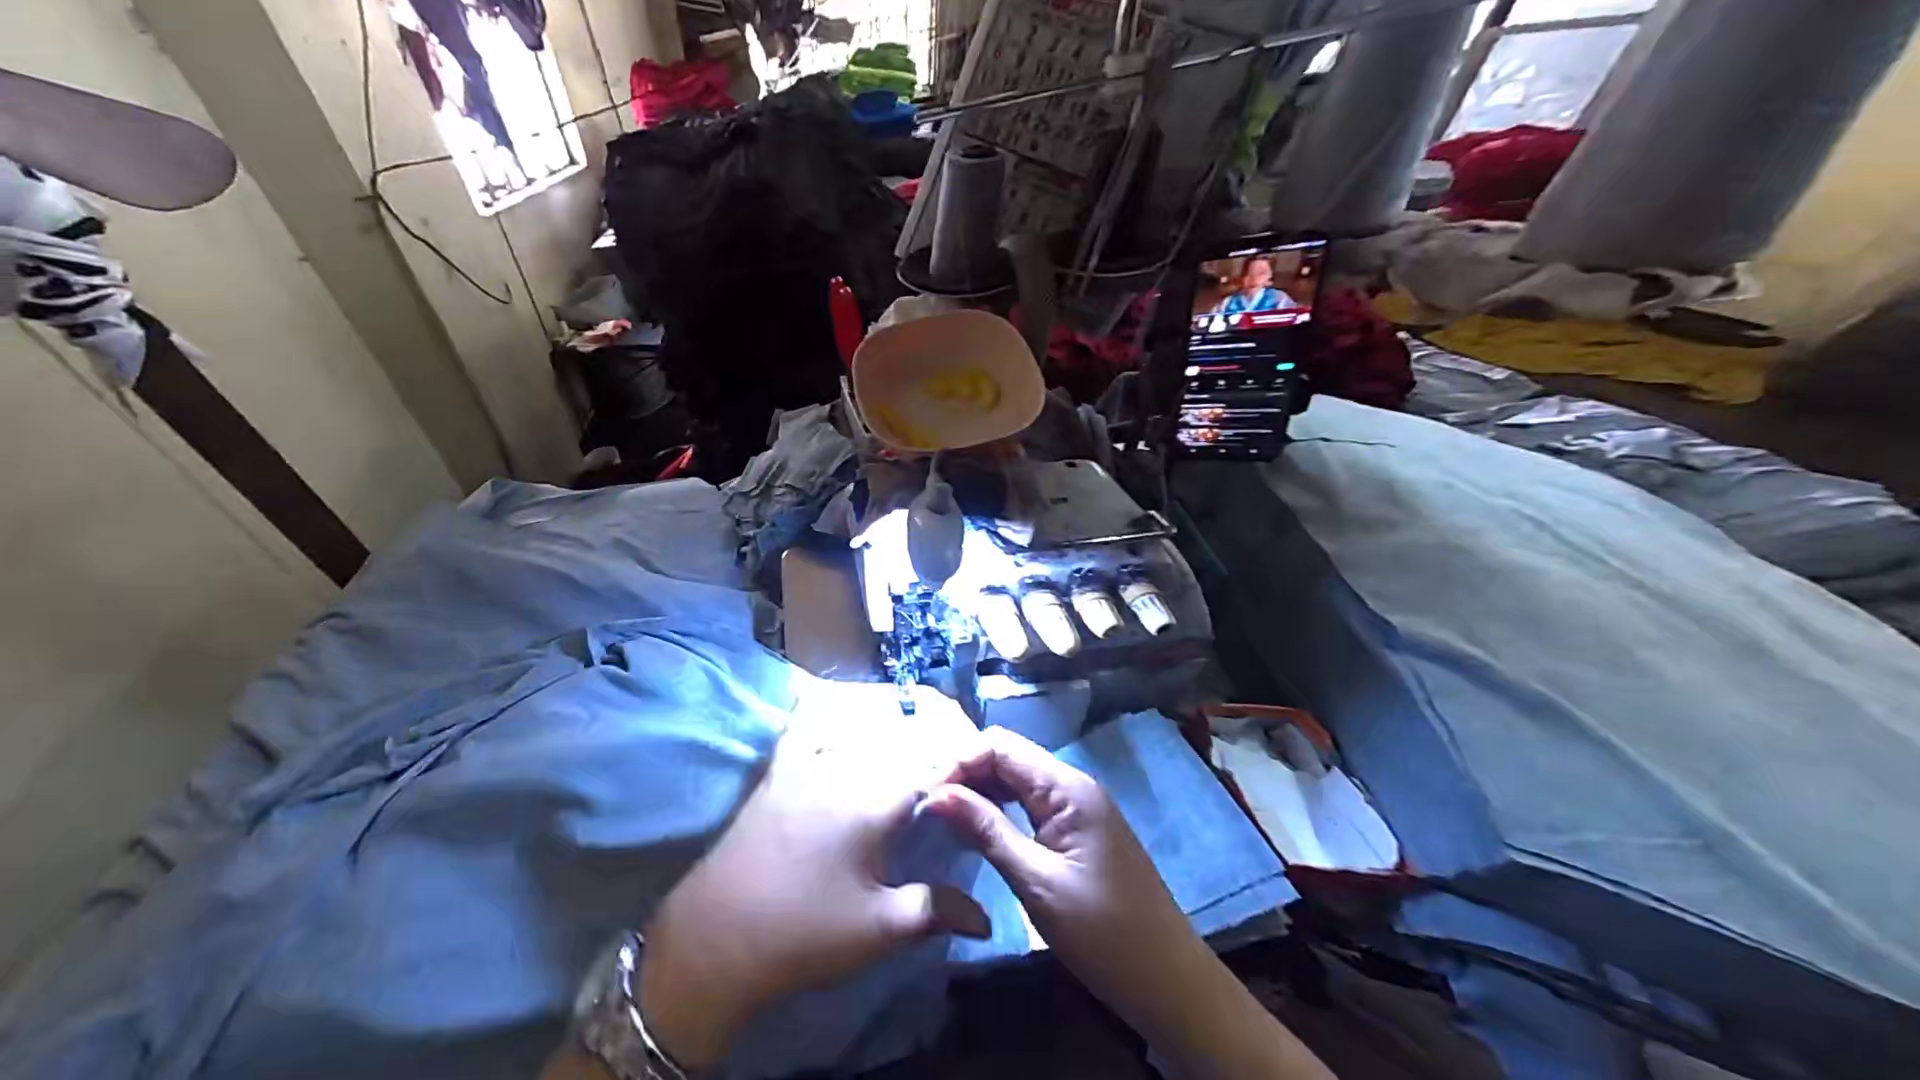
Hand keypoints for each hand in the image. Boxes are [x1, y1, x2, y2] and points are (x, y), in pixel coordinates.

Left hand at [640, 683, 990, 1070]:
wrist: (715, 939)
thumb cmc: (804, 934)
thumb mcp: (878, 931)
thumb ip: (937, 910)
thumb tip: (987, 917)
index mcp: (875, 800)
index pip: (936, 763)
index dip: (968, 760)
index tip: (991, 769)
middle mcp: (845, 768)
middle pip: (905, 735)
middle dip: (942, 738)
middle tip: (964, 760)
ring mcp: (808, 765)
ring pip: (865, 726)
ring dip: (899, 727)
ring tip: (923, 740)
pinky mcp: (780, 772)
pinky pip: (814, 728)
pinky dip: (837, 717)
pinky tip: (846, 720)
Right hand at [921, 726, 1209, 1032]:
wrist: (1167, 980)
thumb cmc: (1104, 933)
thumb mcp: (1036, 882)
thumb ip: (986, 830)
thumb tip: (936, 792)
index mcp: (1066, 787)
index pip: (1000, 745)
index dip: (959, 761)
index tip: (926, 796)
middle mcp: (1071, 784)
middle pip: (1007, 756)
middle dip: (965, 773)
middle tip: (927, 808)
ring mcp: (1076, 806)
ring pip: (1016, 779)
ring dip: (978, 791)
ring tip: (941, 817)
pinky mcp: (1075, 830)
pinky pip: (1028, 803)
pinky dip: (999, 809)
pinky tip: (974, 829)